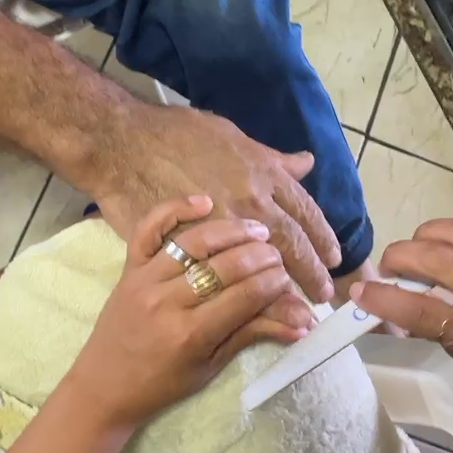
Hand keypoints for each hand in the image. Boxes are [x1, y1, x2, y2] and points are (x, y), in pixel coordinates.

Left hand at [60, 196, 311, 427]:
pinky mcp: (129, 267)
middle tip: (278, 254)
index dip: (273, 284)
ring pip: (195, 243)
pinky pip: (149, 229)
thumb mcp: (211, 366)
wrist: (104, 386)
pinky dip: (175, 209)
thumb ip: (252, 334)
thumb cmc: (162, 384)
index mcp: (191, 334)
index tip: (289, 278)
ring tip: (259, 229)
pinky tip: (205, 202)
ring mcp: (145, 280)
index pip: (244, 296)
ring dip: (232, 231)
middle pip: (225, 267)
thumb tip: (302, 324)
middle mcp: (168, 301)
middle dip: (261, 257)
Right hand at [91, 106, 342, 304]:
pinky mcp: (183, 259)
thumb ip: (269, 158)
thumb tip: (305, 164)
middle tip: (324, 293)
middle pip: (290, 245)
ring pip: (261, 270)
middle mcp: (247, 205)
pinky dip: (246, 308)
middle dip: (311, 272)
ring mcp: (215, 232)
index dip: (322, 238)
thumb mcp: (229, 135)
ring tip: (300, 314)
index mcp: (260, 175)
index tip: (333, 258)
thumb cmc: (171, 132)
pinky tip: (260, 319)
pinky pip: (221, 286)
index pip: (304, 212)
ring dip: (285, 295)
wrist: (118, 142)